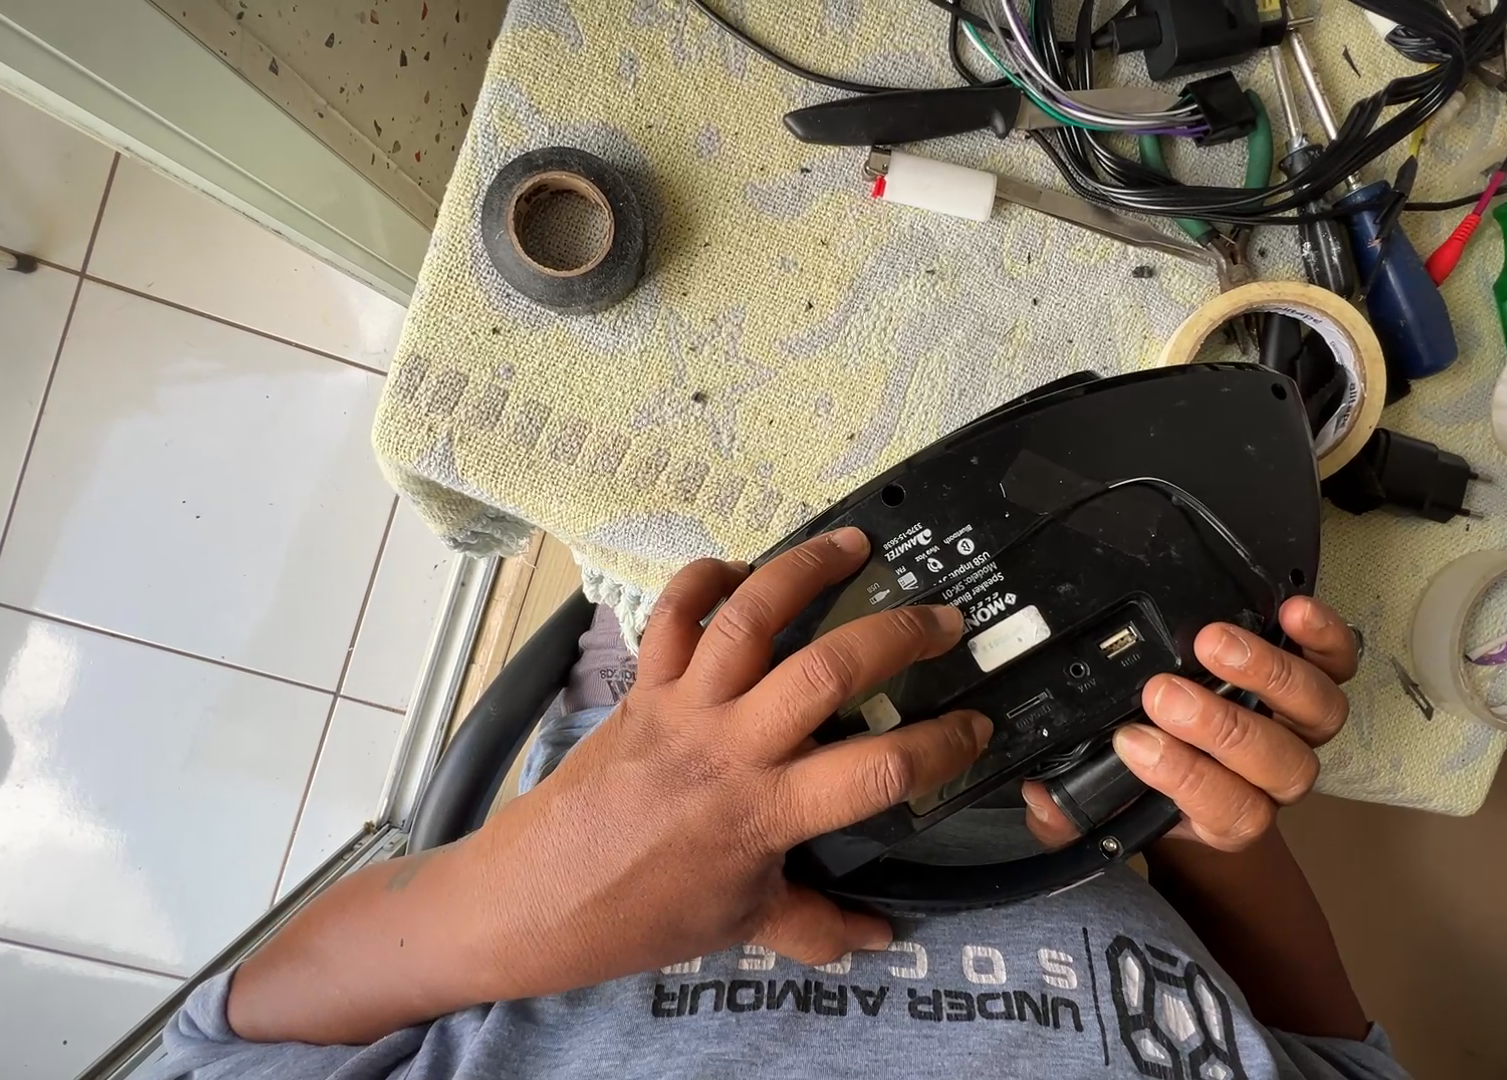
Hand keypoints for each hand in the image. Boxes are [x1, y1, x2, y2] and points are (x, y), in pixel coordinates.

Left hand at [479, 527, 990, 987]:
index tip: (975, 725)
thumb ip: (821, 928)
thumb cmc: (642, 912)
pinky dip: (707, 577)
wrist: (532, 895)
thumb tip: (886, 936)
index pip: (877, 772)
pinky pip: (673, 611)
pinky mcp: (644, 680)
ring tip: (853, 542)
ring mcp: (683, 703)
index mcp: (764, 811)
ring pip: (748, 617)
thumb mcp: (743, 925)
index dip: (941, 746)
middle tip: (942, 616)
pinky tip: (743, 567)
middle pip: (823, 671)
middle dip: (896, 636)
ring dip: (803, 569)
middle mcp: (730, 745)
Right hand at [1021, 596, 1356, 851]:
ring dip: (1266, 676)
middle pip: (1277, 764)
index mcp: (1226, 813)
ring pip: (1313, 712)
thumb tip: (1041, 799)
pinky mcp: (1310, 680)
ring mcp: (1294, 726)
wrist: (1196, 768)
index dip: (1184, 777)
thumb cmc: (1149, 781)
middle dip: (1219, 728)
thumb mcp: (1103, 806)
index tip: (1130, 741)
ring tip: (1213, 643)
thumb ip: (1070, 815)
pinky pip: (1335, 664)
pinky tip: (1289, 611)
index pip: (1226, 809)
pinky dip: (1321, 639)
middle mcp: (1269, 774)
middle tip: (1164, 693)